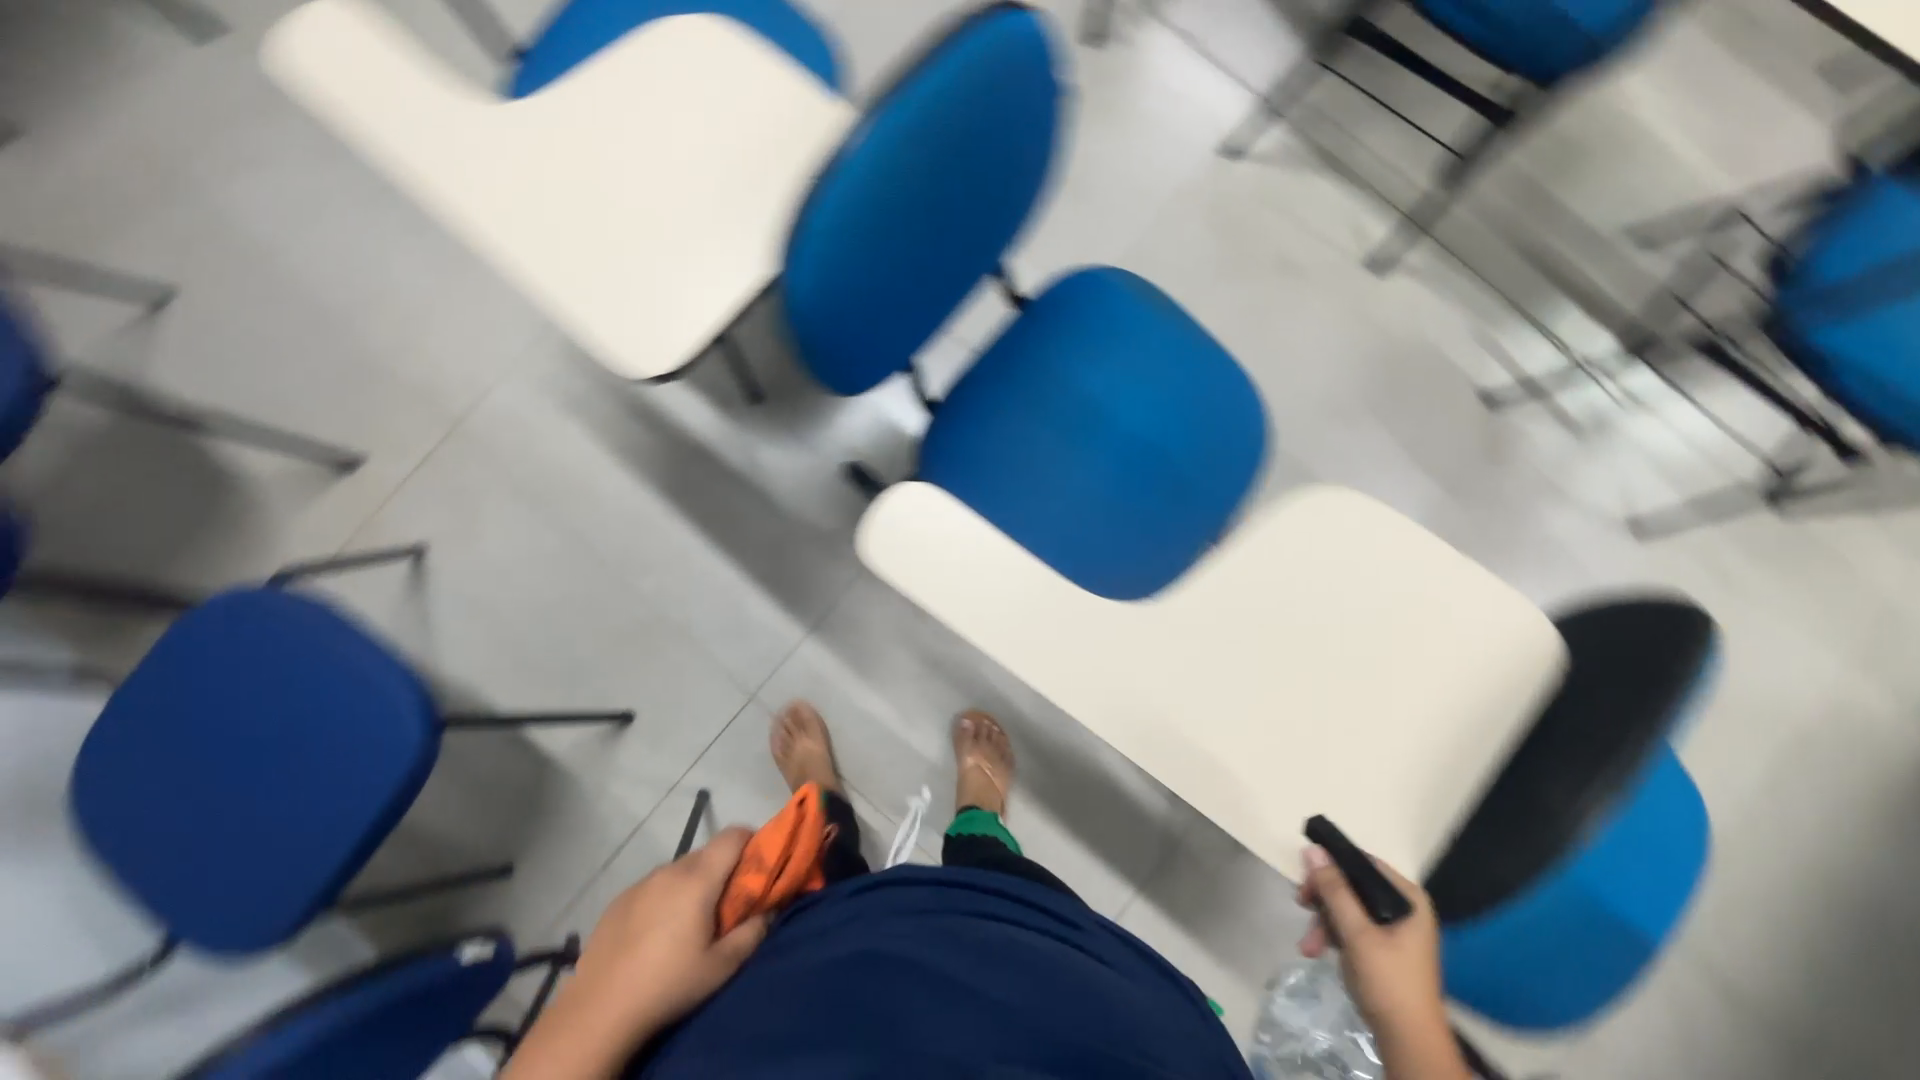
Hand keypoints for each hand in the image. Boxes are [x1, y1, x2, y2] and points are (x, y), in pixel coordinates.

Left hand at [503, 828, 768, 1079]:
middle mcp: (668, 871)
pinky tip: (658, 933)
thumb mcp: (722, 966)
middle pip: (707, 853)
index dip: (752, 842)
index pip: (732, 836)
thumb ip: (753, 932)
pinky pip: (654, 887)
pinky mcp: (618, 900)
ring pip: (679, 870)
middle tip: (729, 905)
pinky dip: (666, 897)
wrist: (600, 1009)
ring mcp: (640, 884)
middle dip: (724, 870)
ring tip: (691, 923)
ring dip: (694, 884)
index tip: (759, 867)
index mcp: (698, 880)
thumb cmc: (669, 984)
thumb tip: (769, 911)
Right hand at [1297, 846, 1465, 1079]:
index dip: (1333, 865)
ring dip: (1323, 924)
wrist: (1408, 1040)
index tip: (1306, 877)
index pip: (1365, 864)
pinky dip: (1332, 936)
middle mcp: (1403, 908)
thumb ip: (1335, 891)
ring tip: (1308, 947)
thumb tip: (1313, 850)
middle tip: (1302, 905)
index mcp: (1408, 899)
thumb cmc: (1389, 981)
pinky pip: (1351, 928)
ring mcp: (1393, 929)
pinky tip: (1316, 951)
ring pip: (1347, 909)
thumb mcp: (1357, 933)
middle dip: (1324, 902)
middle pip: (1352, 887)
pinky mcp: (1382, 947)